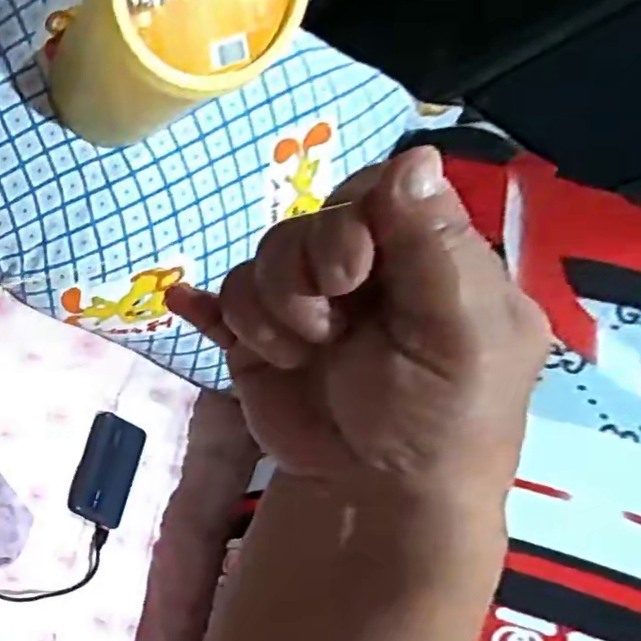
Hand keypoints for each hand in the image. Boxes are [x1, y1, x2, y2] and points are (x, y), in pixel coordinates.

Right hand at [168, 146, 551, 502]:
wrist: (369, 483)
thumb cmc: (438, 413)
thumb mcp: (459, 332)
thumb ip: (434, 248)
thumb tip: (412, 156)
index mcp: (419, 256)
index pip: (370, 194)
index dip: (345, 223)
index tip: (351, 277)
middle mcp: (354, 273)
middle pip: (297, 230)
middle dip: (297, 280)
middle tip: (325, 331)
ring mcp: (296, 308)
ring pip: (250, 272)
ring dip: (263, 314)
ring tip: (296, 356)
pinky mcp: (250, 342)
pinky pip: (216, 307)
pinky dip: (198, 305)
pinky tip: (181, 300)